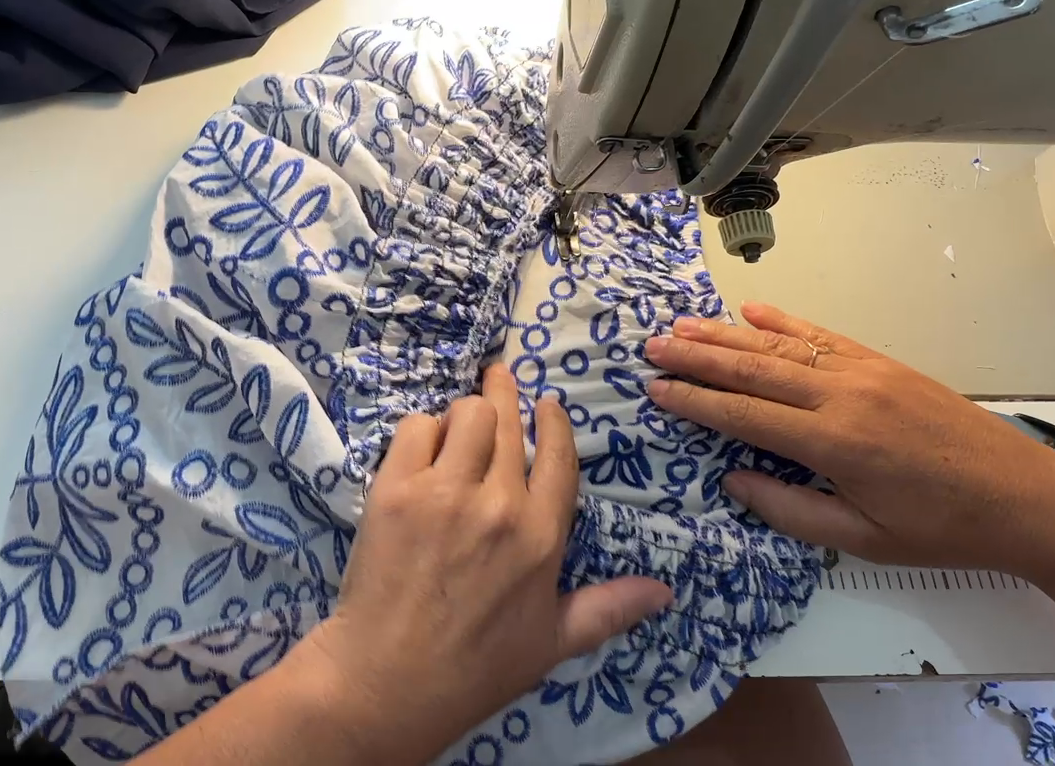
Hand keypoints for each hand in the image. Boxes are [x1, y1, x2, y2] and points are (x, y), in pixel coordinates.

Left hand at [300, 364, 672, 758]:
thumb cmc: (476, 665)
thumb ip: (609, 608)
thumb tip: (665, 591)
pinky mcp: (396, 488)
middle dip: (506, 392)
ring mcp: (445, 492)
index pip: (558, 455)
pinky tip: (424, 448)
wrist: (388, 680)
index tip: (546, 402)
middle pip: (509, 421)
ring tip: (459, 424)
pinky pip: (416, 427)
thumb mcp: (553, 642)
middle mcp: (499, 504)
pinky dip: (422, 431)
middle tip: (499, 375)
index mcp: (542, 536)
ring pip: (467, 413)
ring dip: (465, 414)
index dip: (552, 420)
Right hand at [642, 302, 1054, 582]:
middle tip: (652, 346)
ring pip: (780, 347)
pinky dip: (782, 321)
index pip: (745, 416)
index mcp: (835, 445)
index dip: (695, 402)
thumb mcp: (865, 540)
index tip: (655, 390)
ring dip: (726, 334)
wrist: (1030, 499)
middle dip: (697, 357)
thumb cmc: (941, 529)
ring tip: (681, 325)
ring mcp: (863, 372)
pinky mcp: (882, 361)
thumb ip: (791, 511)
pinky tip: (751, 309)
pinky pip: (821, 335)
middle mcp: (842, 396)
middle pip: (752, 370)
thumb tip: (732, 479)